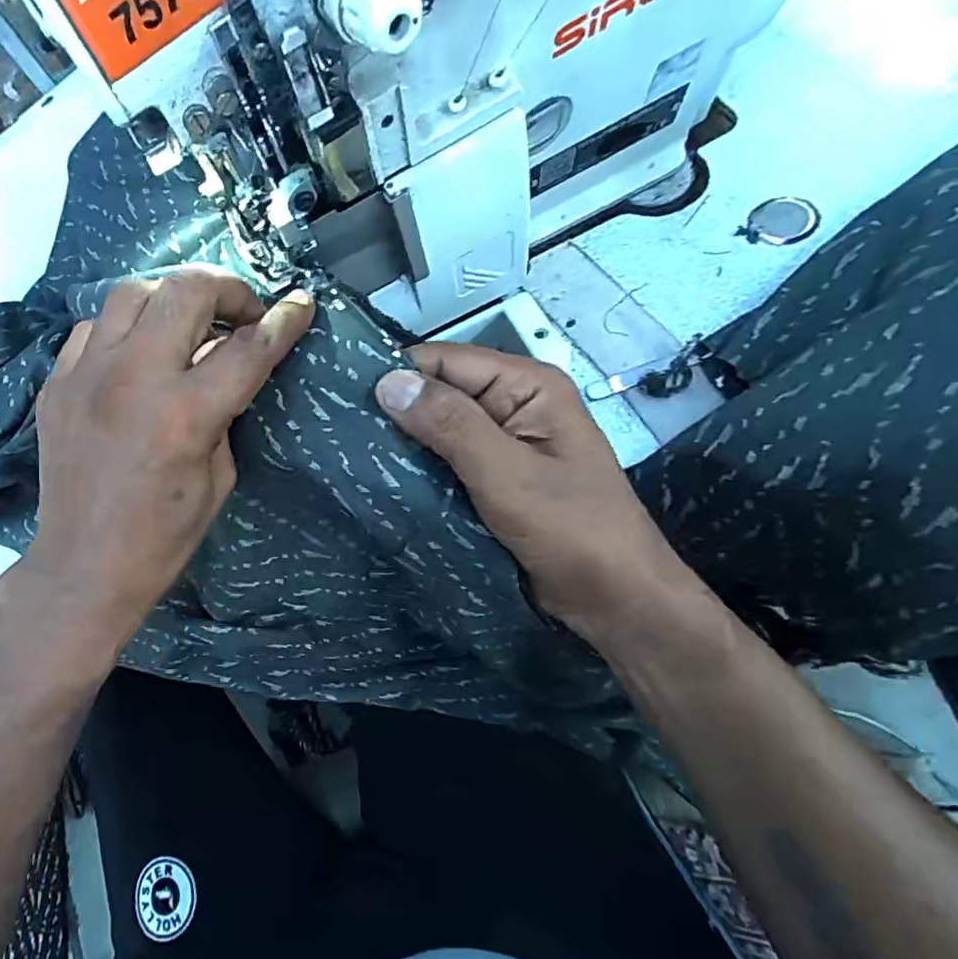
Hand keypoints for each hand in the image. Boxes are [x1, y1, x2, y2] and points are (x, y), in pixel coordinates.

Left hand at [5, 267, 314, 653]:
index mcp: (185, 414)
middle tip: (243, 313)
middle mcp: (134, 379)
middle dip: (228, 289)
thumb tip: (225, 368)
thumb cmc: (166, 534)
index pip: (247, 348)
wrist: (86, 564)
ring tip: (192, 322)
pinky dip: (129, 328)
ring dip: (175, 297)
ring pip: (134, 291)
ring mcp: (86, 374)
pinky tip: (141, 352)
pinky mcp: (57, 381)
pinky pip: (96, 326)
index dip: (283, 321)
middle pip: (186, 291)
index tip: (301, 303)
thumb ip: (225, 412)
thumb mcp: (220, 476)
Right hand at [374, 343, 697, 642]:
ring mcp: (506, 446)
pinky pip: (451, 466)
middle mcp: (515, 406)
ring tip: (353, 462)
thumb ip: (451, 425)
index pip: (446, 361)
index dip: (398, 377)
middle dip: (398, 416)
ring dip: (407, 449)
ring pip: (441, 434)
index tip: (344, 402)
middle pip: (441, 395)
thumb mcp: (508, 474)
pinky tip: (388, 485)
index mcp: (528, 386)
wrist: (616, 597)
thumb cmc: (572, 530)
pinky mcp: (497, 482)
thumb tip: (387, 381)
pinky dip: (424, 475)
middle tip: (341, 438)